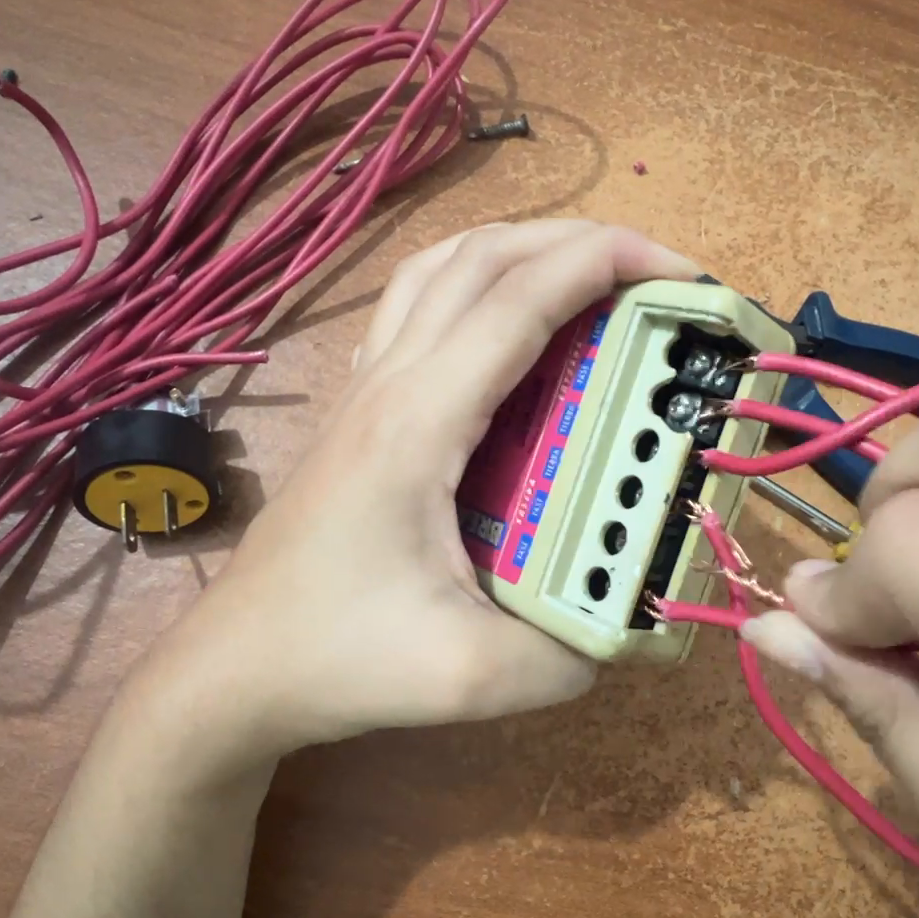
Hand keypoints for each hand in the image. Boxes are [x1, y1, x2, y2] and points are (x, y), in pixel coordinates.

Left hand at [123, 221, 699, 791]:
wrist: (236, 668)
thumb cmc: (339, 659)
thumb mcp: (468, 676)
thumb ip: (567, 659)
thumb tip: (634, 631)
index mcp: (418, 423)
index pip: (518, 301)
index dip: (605, 264)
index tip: (682, 275)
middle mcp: (388, 384)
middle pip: (480, 258)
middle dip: (578, 241)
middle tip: (654, 272)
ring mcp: (365, 391)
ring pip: (440, 270)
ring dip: (521, 251)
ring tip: (589, 277)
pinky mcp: (360, 413)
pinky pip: (418, 311)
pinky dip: (476, 287)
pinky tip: (508, 330)